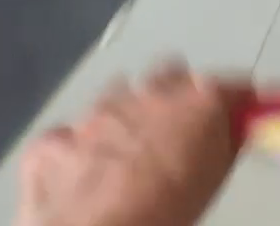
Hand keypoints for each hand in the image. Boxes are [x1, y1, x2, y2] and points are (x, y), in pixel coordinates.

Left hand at [15, 61, 236, 225]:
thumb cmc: (170, 207)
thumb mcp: (218, 170)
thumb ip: (228, 134)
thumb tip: (230, 125)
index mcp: (202, 96)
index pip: (227, 81)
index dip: (228, 99)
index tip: (228, 114)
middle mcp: (152, 91)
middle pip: (167, 71)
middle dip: (171, 91)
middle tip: (169, 122)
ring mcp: (96, 115)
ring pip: (113, 96)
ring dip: (121, 114)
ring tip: (119, 147)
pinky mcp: (49, 143)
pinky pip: (62, 135)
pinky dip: (71, 147)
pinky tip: (77, 169)